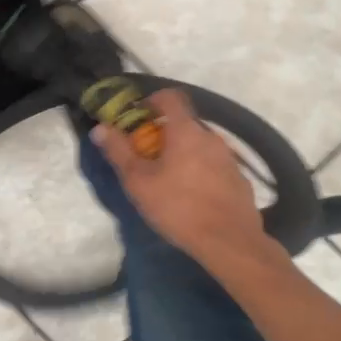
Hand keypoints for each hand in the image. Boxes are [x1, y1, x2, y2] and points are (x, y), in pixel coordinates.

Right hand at [91, 89, 280, 269]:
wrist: (231, 244)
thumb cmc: (179, 206)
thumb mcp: (138, 181)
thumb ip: (118, 150)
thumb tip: (100, 127)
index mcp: (185, 130)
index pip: (171, 97)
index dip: (153, 100)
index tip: (140, 116)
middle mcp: (211, 137)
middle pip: (185, 123)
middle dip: (165, 133)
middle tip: (149, 155)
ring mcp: (230, 159)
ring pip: (201, 145)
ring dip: (185, 153)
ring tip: (171, 178)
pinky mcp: (241, 181)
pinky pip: (216, 166)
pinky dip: (203, 171)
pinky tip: (195, 196)